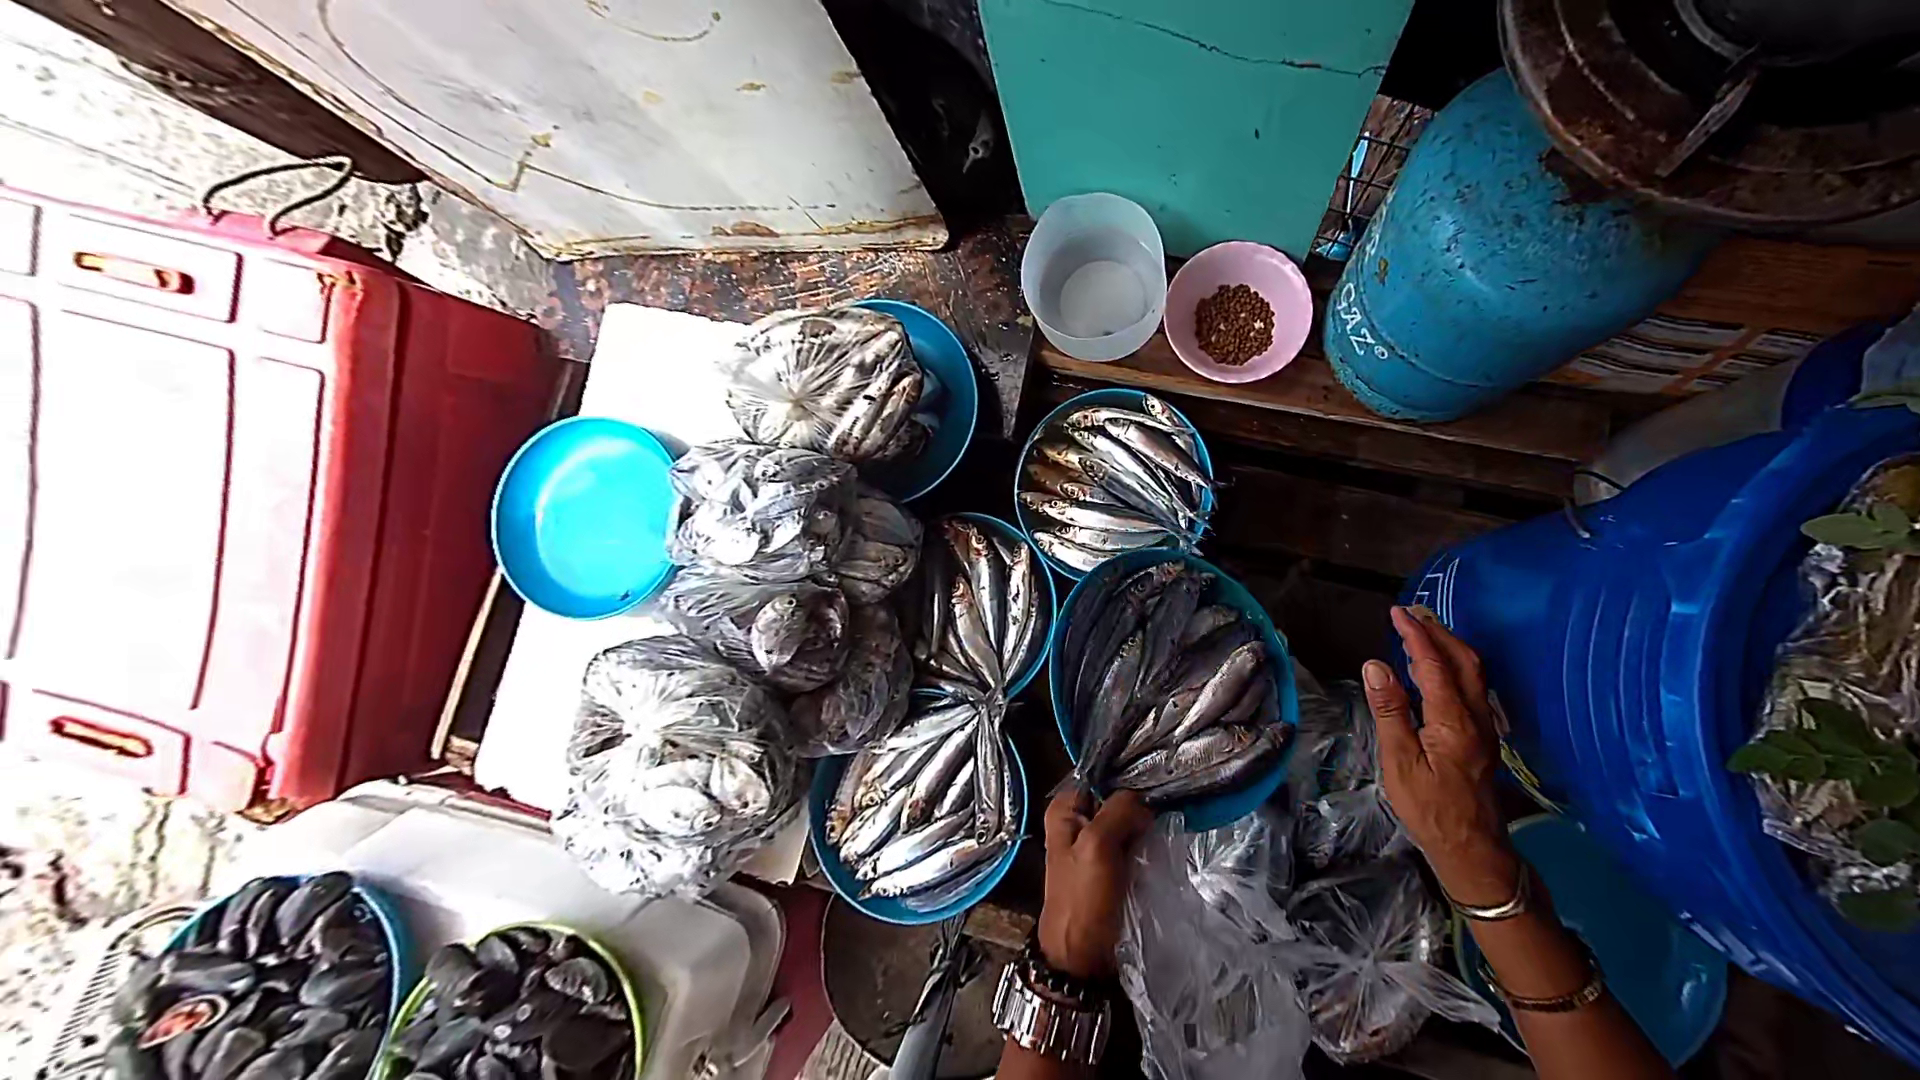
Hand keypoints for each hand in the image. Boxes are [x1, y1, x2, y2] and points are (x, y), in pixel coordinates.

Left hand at [1038, 786, 1152, 977]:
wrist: (1083, 956)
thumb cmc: (1083, 898)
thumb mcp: (1098, 846)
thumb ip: (1119, 812)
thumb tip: (1145, 797)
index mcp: (1064, 808)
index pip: (1100, 776)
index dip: (1127, 780)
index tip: (1156, 783)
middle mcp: (1077, 819)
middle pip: (1115, 797)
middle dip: (1139, 802)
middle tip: (1167, 804)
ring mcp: (1094, 842)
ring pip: (1126, 820)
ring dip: (1146, 823)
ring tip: (1170, 821)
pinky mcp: (1111, 863)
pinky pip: (1132, 842)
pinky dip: (1146, 842)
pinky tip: (1163, 841)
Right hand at [1363, 606, 1519, 907]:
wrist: (1471, 846)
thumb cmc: (1429, 805)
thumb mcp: (1399, 760)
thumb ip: (1390, 710)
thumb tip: (1376, 665)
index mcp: (1453, 720)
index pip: (1434, 665)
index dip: (1415, 636)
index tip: (1397, 613)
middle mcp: (1475, 717)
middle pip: (1464, 662)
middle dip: (1438, 632)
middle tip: (1411, 613)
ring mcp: (1483, 727)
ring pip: (1472, 673)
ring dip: (1448, 646)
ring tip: (1422, 630)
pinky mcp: (1481, 736)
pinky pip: (1470, 687)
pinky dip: (1452, 665)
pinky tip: (1435, 668)